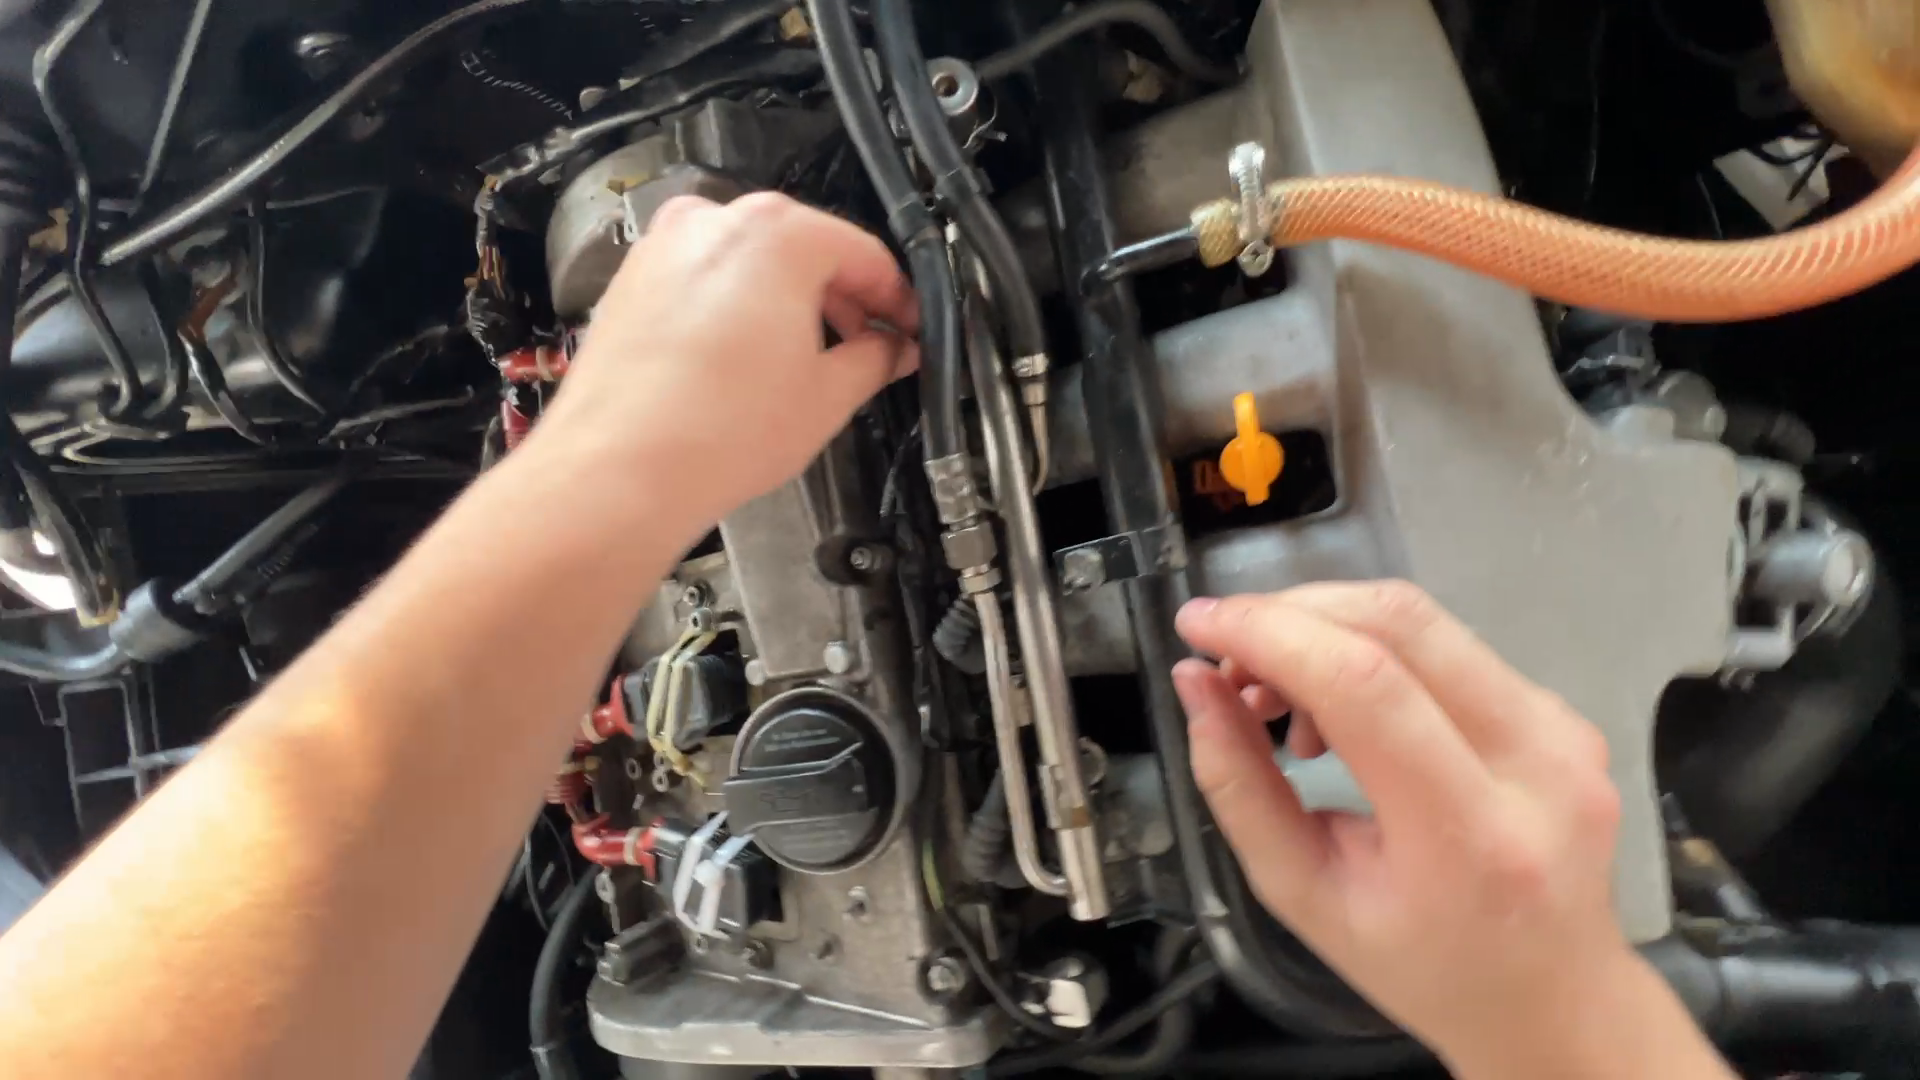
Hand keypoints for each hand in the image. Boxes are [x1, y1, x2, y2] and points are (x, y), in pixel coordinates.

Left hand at [534, 192, 918, 526]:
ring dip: (797, 305)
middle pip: (808, 251)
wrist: (622, 470)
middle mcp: (715, 223)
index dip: (897, 299)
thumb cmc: (719, 432)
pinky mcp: (637, 281)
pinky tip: (758, 361)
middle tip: (872, 346)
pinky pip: (711, 281)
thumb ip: (877, 359)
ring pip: (757, 264)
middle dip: (847, 301)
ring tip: (815, 360)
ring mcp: (667, 248)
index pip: (864, 255)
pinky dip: (746, 309)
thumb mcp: (829, 395)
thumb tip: (895, 349)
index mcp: (776, 236)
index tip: (908, 328)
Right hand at [1172, 582, 1654, 1071]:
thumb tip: (1194, 680)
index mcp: (1470, 835)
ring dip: (1314, 627)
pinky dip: (1353, 646)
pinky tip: (1328, 706)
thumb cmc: (1415, 960)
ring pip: (1412, 616)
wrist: (1554, 995)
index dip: (1266, 633)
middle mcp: (1535, 763)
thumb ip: (1234, 782)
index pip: (1364, 685)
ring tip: (1272, 695)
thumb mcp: (1295, 889)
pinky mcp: (1554, 707)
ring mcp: (1557, 726)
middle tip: (1227, 659)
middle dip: (1284, 615)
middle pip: (1394, 623)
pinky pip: (1433, 640)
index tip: (1197, 625)